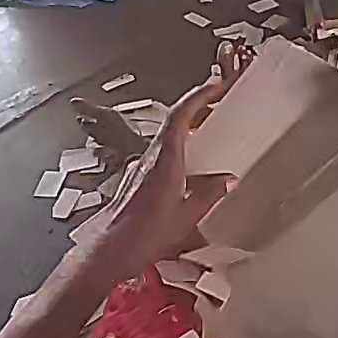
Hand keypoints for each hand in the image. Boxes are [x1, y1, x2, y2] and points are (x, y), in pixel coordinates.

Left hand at [75, 43, 247, 280]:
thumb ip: (209, 194)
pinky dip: (177, 149)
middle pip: (175, 122)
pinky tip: (188, 165)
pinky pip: (160, 154)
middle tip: (218, 106)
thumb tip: (227, 180)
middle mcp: (150, 157)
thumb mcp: (187, 216)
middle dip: (198, 110)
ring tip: (207, 133)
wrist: (109, 250)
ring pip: (166, 137)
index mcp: (165, 160)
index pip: (181, 115)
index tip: (216, 87)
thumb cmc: (143, 234)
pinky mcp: (136, 179)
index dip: (200, 96)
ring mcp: (140, 167)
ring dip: (187, 130)